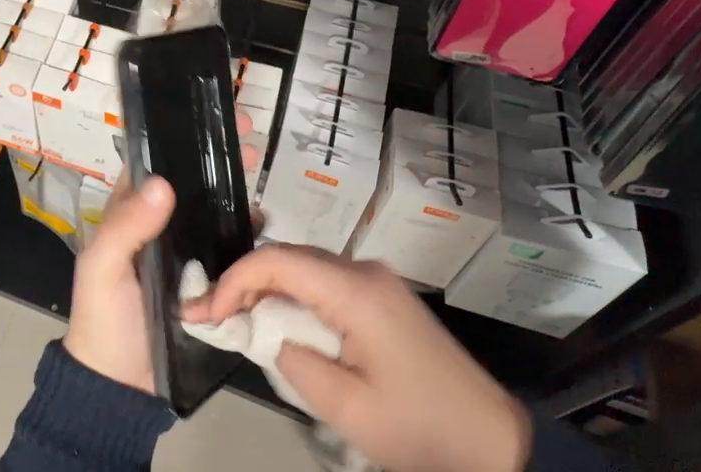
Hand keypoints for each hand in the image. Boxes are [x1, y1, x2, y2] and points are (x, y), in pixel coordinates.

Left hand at [64, 110, 260, 393]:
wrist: (119, 387)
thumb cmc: (103, 318)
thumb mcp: (104, 268)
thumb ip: (126, 226)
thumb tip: (163, 183)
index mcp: (129, 213)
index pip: (154, 164)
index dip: (179, 136)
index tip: (209, 116)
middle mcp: (158, 226)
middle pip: (190, 182)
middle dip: (217, 156)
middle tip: (250, 139)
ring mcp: (184, 253)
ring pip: (212, 210)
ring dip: (234, 188)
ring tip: (260, 172)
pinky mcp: (207, 282)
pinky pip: (230, 249)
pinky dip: (247, 233)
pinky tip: (264, 222)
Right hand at [182, 246, 530, 471]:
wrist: (494, 443)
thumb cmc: (419, 428)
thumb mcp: (347, 408)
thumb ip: (294, 362)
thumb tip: (271, 336)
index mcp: (355, 291)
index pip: (276, 261)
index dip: (233, 280)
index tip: (206, 313)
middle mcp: (364, 271)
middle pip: (288, 257)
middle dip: (244, 282)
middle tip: (208, 315)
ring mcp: (377, 281)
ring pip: (304, 267)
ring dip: (267, 289)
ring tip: (234, 319)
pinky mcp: (384, 298)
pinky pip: (325, 283)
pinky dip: (293, 298)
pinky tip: (276, 322)